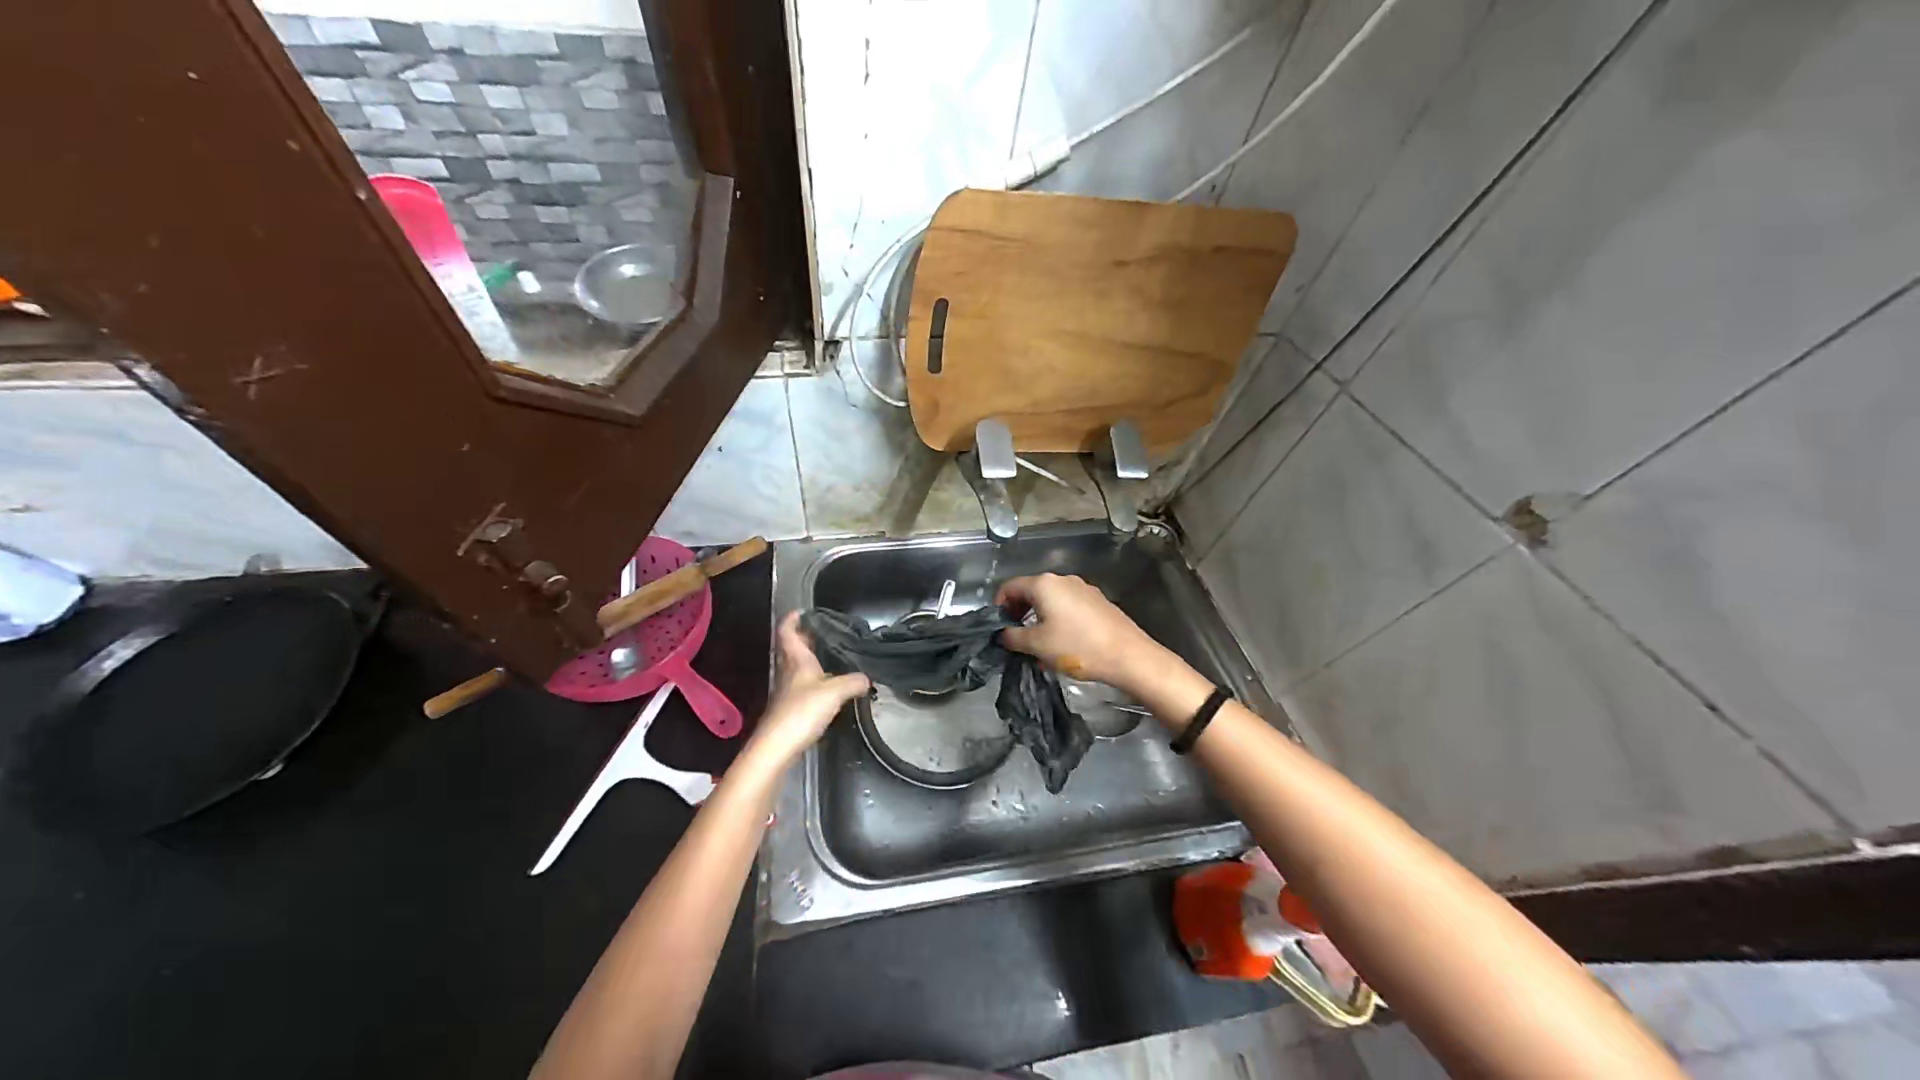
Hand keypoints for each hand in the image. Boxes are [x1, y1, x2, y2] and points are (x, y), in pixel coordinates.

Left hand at [744, 612, 870, 770]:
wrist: (777, 747)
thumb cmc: (802, 711)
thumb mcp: (835, 692)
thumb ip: (853, 682)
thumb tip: (868, 678)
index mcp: (796, 661)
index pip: (788, 633)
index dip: (792, 620)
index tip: (802, 611)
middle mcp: (789, 672)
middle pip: (792, 649)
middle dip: (804, 638)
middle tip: (823, 631)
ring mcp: (788, 691)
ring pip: (798, 668)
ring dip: (810, 660)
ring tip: (831, 656)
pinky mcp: (791, 710)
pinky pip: (803, 687)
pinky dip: (815, 681)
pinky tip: (828, 687)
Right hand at [995, 573, 1168, 692]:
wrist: (1128, 656)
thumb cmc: (1077, 647)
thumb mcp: (1037, 645)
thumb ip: (1013, 637)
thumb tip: (1002, 634)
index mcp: (1044, 584)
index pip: (1010, 587)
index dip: (999, 605)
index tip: (998, 626)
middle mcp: (1063, 580)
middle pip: (1031, 591)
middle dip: (1019, 612)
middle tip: (1015, 637)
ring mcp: (1083, 589)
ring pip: (1051, 600)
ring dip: (1038, 618)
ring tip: (1038, 645)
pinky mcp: (1098, 602)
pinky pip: (1068, 607)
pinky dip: (1058, 620)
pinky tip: (1062, 644)